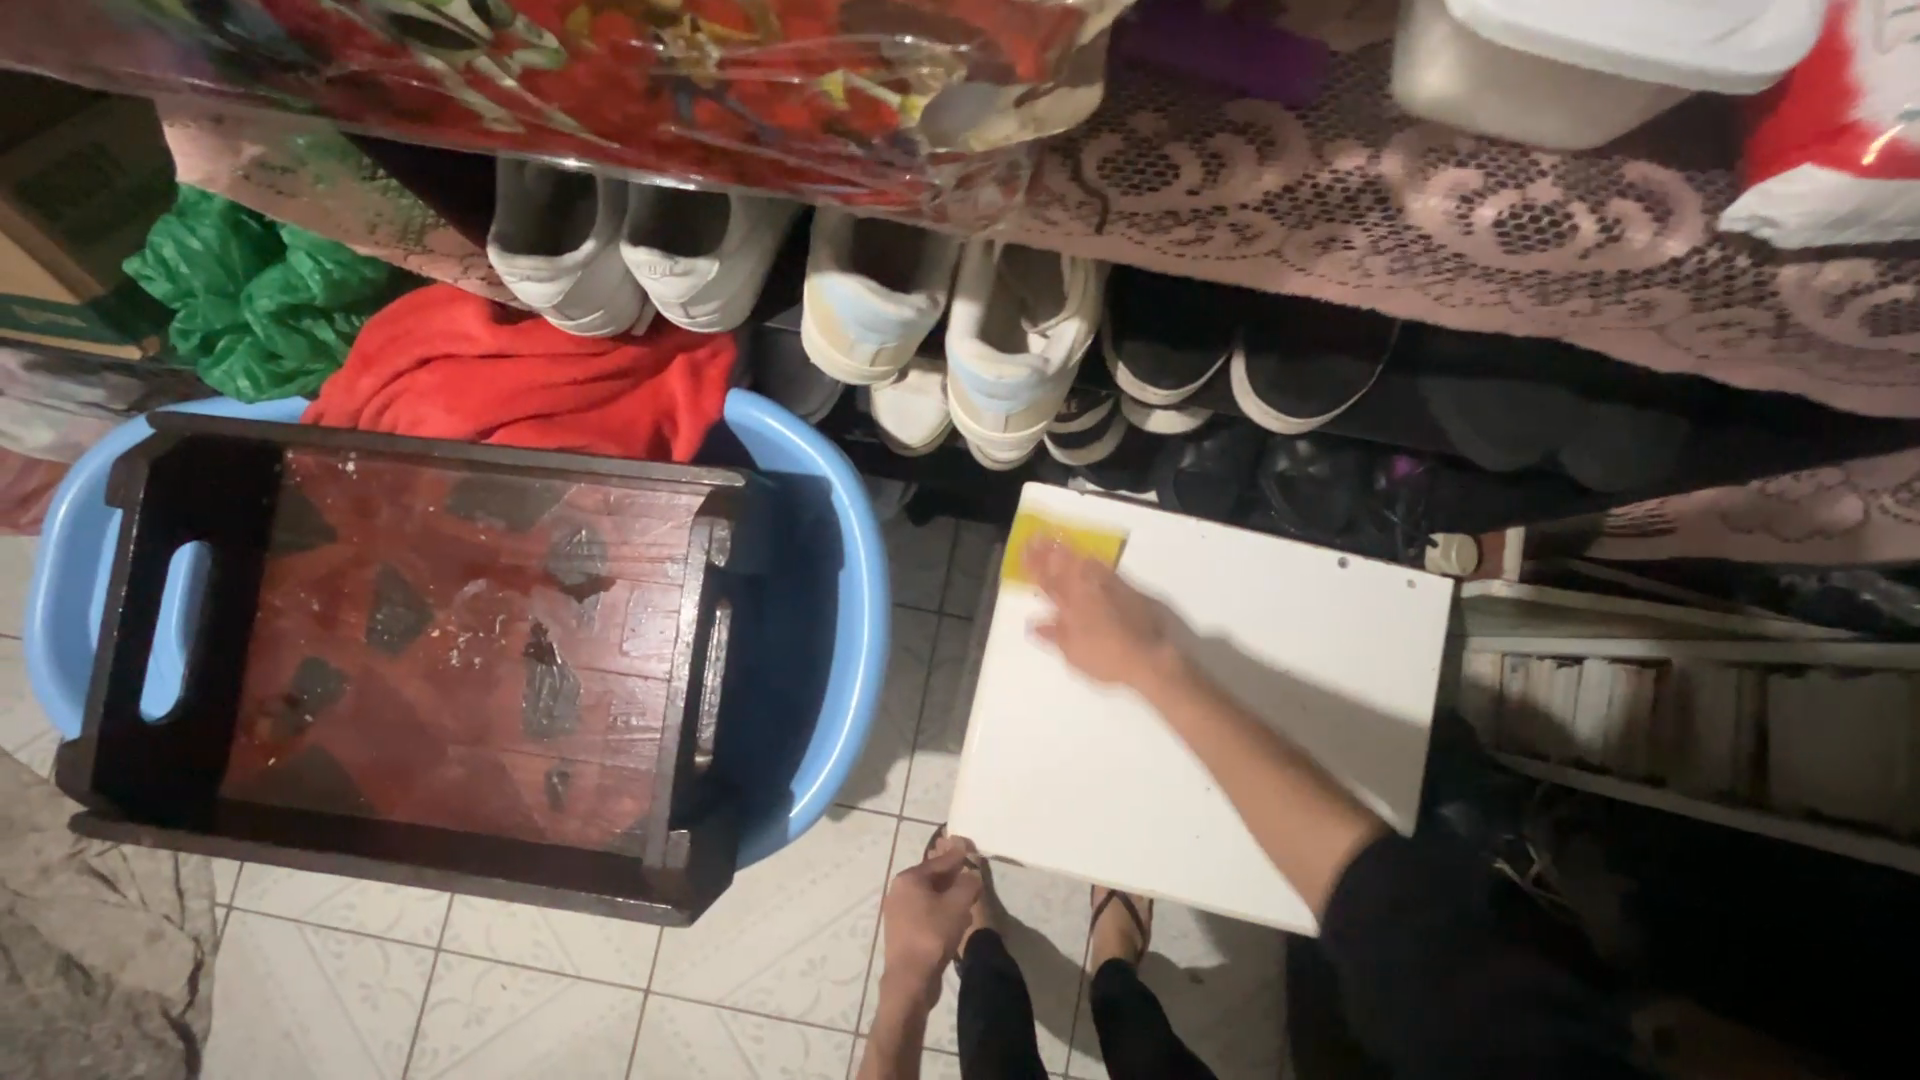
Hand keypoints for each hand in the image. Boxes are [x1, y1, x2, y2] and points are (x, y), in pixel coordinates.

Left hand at [880, 839, 982, 992]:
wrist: (910, 979)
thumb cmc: (933, 934)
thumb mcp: (958, 905)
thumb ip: (968, 884)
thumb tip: (972, 874)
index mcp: (909, 879)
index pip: (939, 861)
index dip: (957, 855)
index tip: (969, 847)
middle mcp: (899, 891)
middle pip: (933, 878)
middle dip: (954, 878)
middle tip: (972, 876)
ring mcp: (898, 912)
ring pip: (929, 898)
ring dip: (949, 898)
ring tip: (968, 901)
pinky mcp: (901, 932)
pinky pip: (925, 914)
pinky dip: (940, 913)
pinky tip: (955, 923)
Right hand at [1026, 537, 1186, 690]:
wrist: (1150, 656)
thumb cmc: (1107, 660)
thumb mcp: (1074, 655)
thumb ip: (1054, 636)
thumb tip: (1034, 624)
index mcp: (1069, 608)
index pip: (1047, 583)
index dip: (1034, 568)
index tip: (1023, 552)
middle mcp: (1086, 592)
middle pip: (1063, 568)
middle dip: (1047, 552)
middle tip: (1035, 537)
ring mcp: (1107, 587)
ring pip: (1082, 563)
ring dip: (1067, 551)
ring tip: (1056, 539)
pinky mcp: (1127, 588)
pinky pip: (1104, 568)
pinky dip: (1092, 560)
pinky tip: (1088, 555)